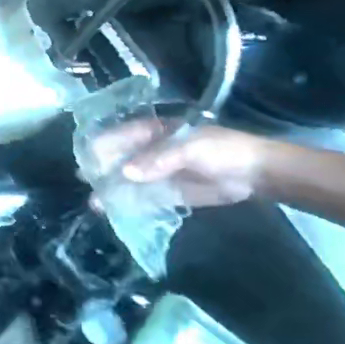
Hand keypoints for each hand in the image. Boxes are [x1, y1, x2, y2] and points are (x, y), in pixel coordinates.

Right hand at [93, 120, 270, 208]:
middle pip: (116, 159)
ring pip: (126, 181)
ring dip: (110, 190)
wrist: (258, 174)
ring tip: (97, 203)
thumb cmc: (224, 150)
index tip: (88, 163)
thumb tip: (126, 173)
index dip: (100, 148)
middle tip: (86, 183)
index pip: (117, 137)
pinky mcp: (168, 193)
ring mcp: (157, 173)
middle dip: (100, 170)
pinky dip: (127, 204)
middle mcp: (148, 151)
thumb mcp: (191, 148)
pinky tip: (113, 210)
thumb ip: (158, 159)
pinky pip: (142, 198)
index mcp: (151, 132)